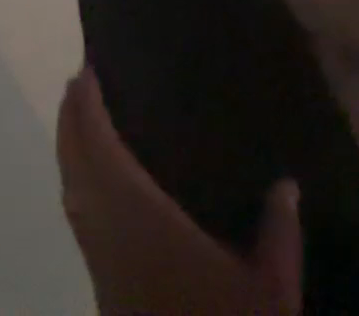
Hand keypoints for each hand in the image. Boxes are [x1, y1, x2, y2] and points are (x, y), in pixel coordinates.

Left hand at [59, 70, 304, 314]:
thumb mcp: (270, 287)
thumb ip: (279, 231)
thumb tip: (288, 184)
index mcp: (139, 213)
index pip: (100, 144)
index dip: (88, 105)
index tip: (86, 70)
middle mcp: (105, 223)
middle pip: (74, 156)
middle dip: (71, 115)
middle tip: (81, 82)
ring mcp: (95, 249)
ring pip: (69, 181)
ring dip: (69, 143)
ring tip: (81, 116)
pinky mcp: (95, 272)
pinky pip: (75, 207)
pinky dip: (74, 176)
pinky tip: (90, 178)